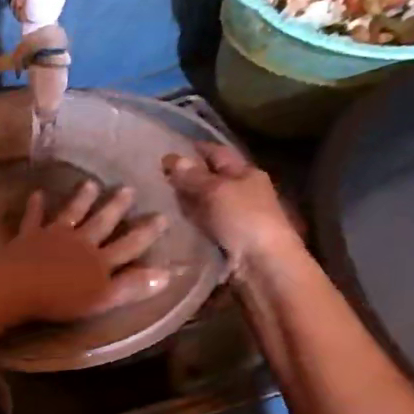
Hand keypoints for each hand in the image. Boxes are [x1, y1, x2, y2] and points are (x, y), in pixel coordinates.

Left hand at [0, 181, 173, 321]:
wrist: (17, 285)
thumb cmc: (61, 299)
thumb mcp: (103, 299)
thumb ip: (132, 286)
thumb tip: (167, 274)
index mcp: (100, 261)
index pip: (130, 245)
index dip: (146, 232)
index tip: (162, 215)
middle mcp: (81, 243)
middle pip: (102, 222)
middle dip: (116, 206)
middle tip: (128, 188)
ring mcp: (53, 236)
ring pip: (72, 213)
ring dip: (81, 198)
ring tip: (91, 183)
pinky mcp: (29, 236)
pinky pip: (34, 218)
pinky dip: (36, 206)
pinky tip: (37, 193)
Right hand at [162, 143, 298, 264]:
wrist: (262, 265)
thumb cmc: (244, 219)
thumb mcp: (216, 190)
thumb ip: (192, 175)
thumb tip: (172, 157)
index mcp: (245, 173)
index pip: (216, 153)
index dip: (194, 148)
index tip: (166, 147)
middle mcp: (241, 191)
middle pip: (208, 177)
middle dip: (184, 175)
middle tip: (151, 174)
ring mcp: (232, 215)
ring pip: (201, 201)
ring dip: (182, 200)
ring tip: (151, 196)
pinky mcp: (223, 237)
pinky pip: (199, 222)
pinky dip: (185, 220)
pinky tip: (166, 219)